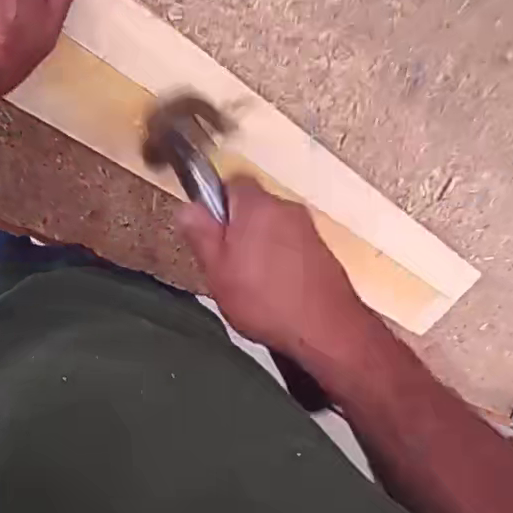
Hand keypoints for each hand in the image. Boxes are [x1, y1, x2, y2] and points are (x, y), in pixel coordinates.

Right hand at [176, 177, 376, 361]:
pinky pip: (289, 246)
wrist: (325, 329)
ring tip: (248, 283)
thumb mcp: (217, 270)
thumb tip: (186, 208)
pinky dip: (278, 261)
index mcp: (257, 206)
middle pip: (252, 207)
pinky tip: (271, 291)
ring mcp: (307, 229)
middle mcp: (286, 208)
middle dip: (235, 230)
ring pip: (271, 228)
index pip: (231, 182)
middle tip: (223, 264)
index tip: (206, 231)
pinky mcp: (322, 251)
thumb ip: (201, 234)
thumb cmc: (265, 300)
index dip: (214, 204)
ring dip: (257, 247)